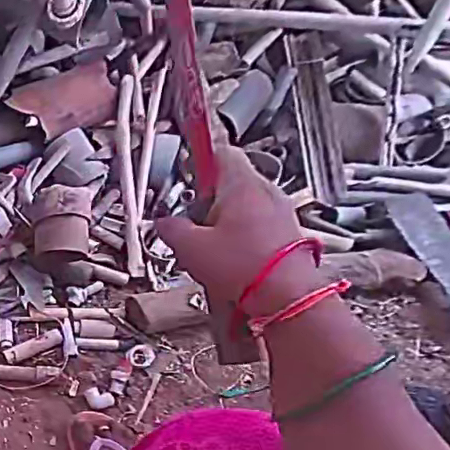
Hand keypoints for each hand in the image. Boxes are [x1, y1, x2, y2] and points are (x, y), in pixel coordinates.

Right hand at [155, 132, 319, 317]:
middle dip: (205, 199)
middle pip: (228, 182)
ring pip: (242, 205)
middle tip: (188, 220)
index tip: (187, 161)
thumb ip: (171, 229)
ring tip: (205, 246)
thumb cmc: (244, 268)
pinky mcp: (285, 234)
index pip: (220, 152)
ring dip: (221, 219)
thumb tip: (163, 223)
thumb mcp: (190, 247)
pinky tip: (226, 258)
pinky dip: (238, 234)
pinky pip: (255, 224)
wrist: (285, 297)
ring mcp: (280, 212)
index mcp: (242, 185)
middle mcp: (266, 192)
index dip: (199, 155)